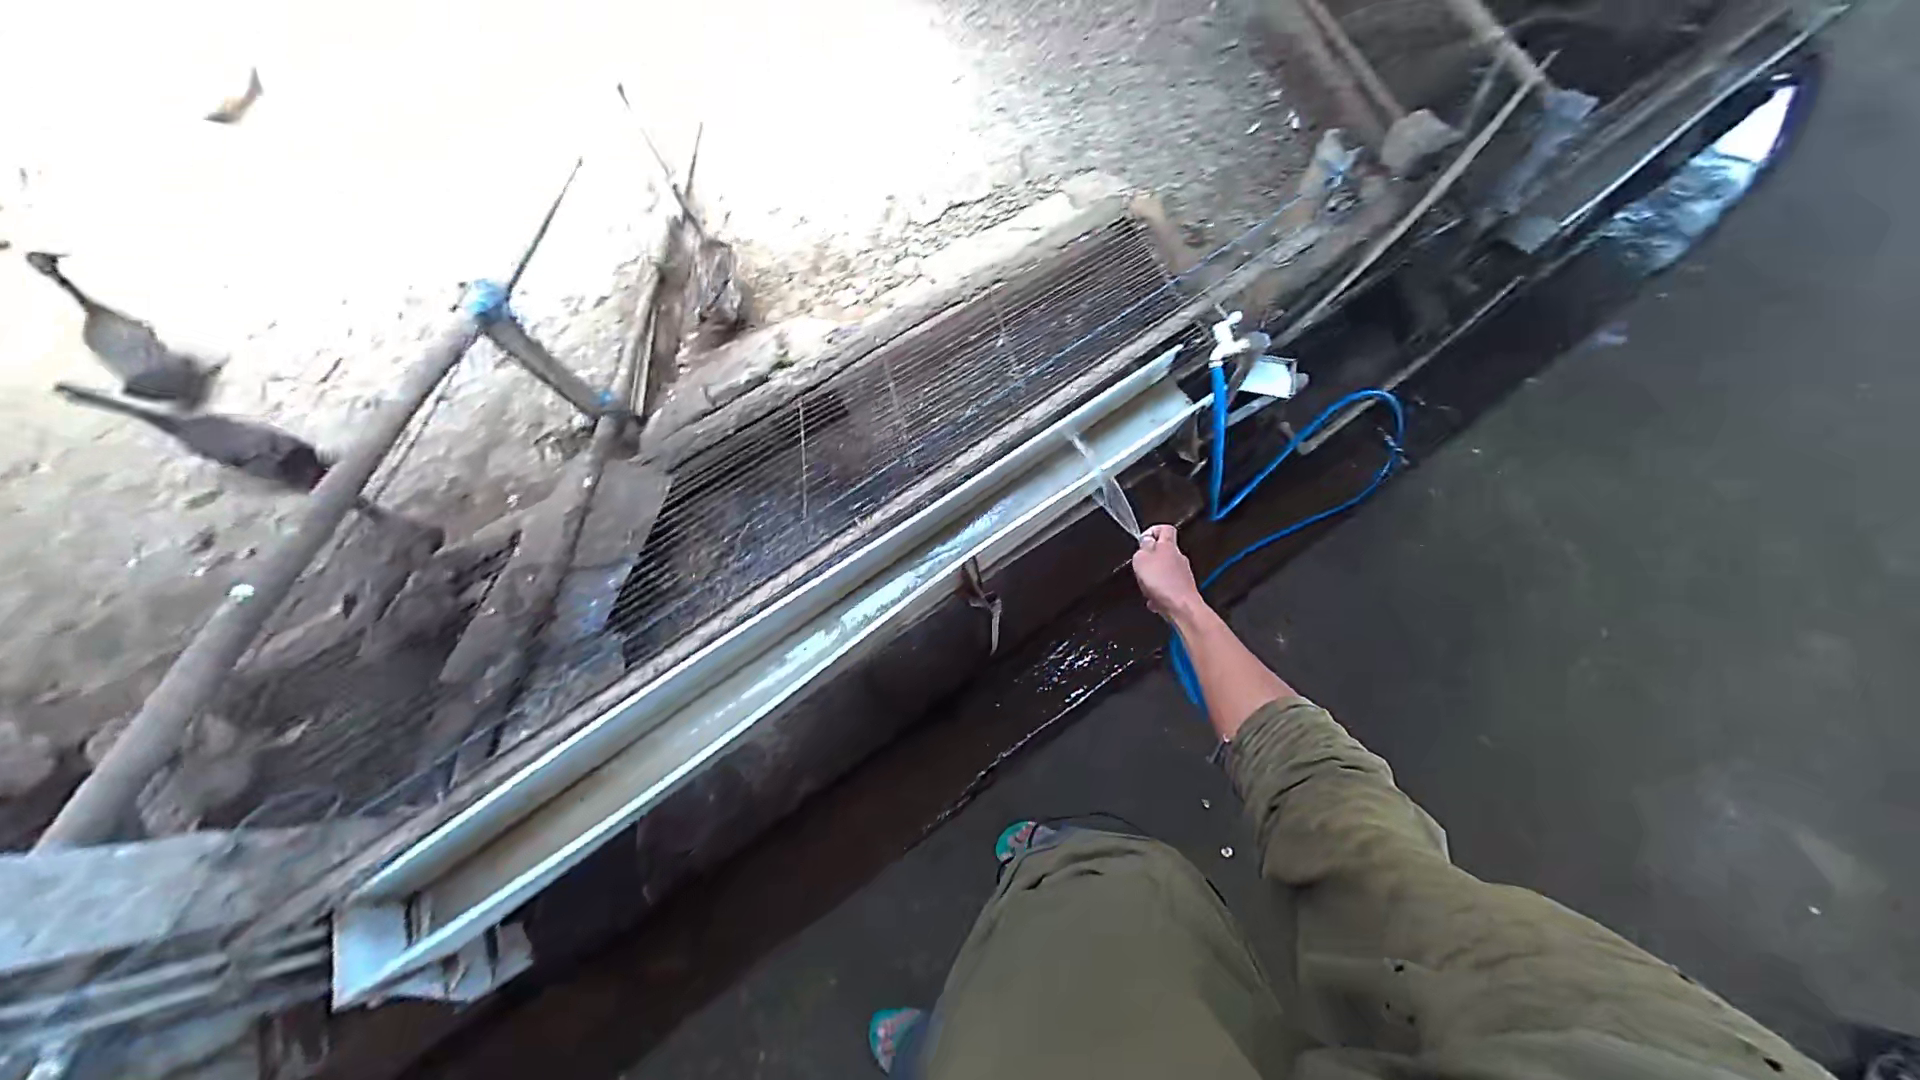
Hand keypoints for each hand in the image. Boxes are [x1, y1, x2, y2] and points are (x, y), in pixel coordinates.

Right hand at [1131, 524, 1202, 618]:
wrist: (1181, 607)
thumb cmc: (1163, 583)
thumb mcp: (1141, 559)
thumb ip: (1142, 547)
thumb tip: (1145, 541)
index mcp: (1168, 546)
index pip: (1165, 528)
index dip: (1153, 531)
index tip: (1143, 540)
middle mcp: (1179, 557)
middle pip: (1164, 551)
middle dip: (1150, 559)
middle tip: (1141, 567)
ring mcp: (1183, 573)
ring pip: (1165, 570)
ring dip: (1154, 577)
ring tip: (1147, 586)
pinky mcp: (1183, 588)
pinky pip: (1168, 586)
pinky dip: (1159, 592)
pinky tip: (1154, 599)